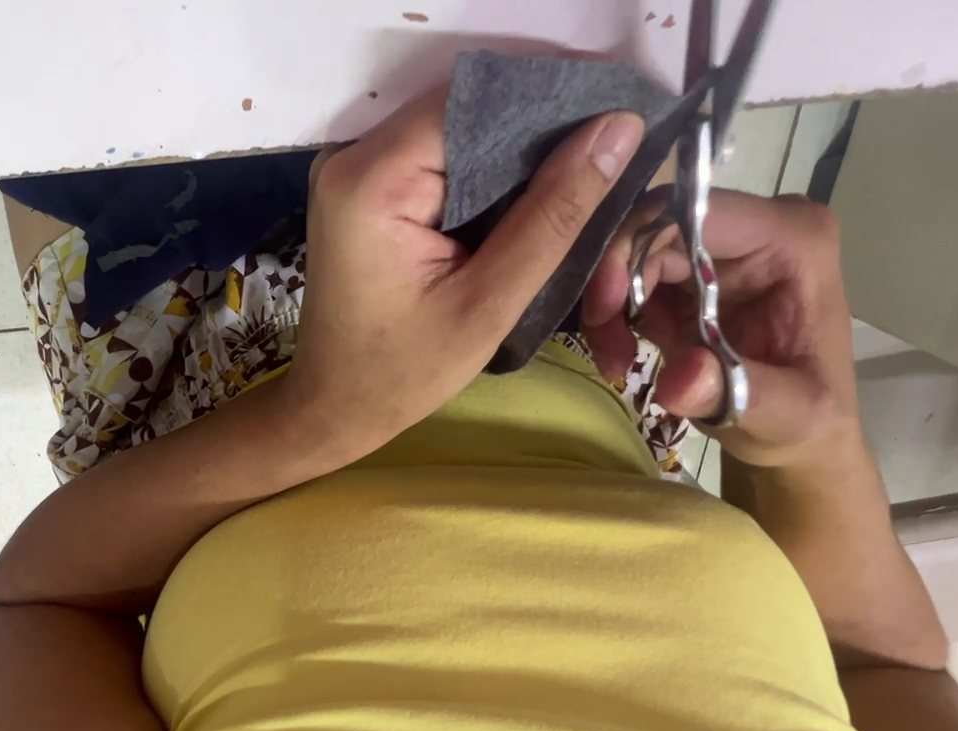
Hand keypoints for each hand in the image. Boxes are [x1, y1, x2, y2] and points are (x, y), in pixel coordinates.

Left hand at [283, 87, 644, 454]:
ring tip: (585, 168)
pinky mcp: (365, 192)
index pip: (476, 100)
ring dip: (518, 152)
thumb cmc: (400, 375)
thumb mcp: (487, 304)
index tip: (623, 109)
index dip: (554, 95)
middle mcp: (353, 159)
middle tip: (615, 144)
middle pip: (465, 109)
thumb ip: (553, 216)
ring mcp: (354, 173)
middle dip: (542, 125)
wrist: (333, 407)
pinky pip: (439, 160)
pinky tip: (530, 195)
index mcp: (372, 183)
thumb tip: (618, 129)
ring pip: (457, 132)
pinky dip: (486, 175)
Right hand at [580, 189, 860, 468]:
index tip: (605, 311)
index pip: (694, 212)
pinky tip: (622, 357)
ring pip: (634, 252)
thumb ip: (739, 393)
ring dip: (609, 310)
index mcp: (792, 239)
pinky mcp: (691, 277)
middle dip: (614, 286)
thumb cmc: (806, 423)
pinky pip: (632, 278)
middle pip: (654, 227)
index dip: (635, 249)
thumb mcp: (789, 417)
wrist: (792, 435)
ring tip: (616, 363)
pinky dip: (614, 319)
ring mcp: (720, 251)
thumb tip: (680, 377)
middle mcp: (757, 230)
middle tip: (606, 351)